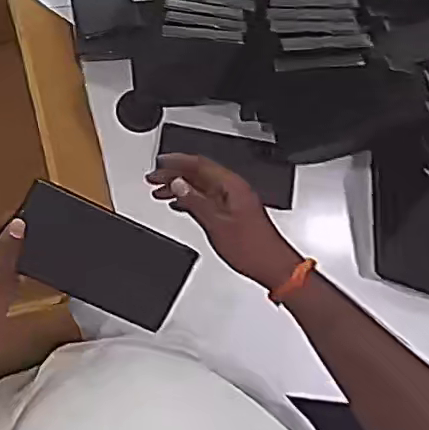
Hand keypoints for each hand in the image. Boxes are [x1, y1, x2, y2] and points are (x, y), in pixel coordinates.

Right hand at [148, 153, 303, 290]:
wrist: (275, 269)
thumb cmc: (254, 248)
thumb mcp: (216, 223)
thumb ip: (195, 201)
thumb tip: (177, 184)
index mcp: (232, 187)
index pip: (200, 164)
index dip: (177, 161)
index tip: (160, 162)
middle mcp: (233, 190)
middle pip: (199, 174)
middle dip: (174, 174)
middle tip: (153, 178)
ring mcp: (233, 201)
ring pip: (200, 186)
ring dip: (179, 187)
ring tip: (160, 191)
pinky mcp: (232, 213)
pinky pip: (205, 198)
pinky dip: (189, 199)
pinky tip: (178, 204)